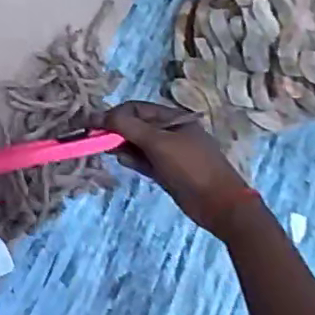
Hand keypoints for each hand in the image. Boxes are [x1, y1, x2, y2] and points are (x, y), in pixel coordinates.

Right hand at [104, 101, 254, 237]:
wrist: (221, 206)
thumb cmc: (191, 167)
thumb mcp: (158, 142)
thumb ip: (127, 126)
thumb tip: (97, 115)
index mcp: (173, 117)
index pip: (134, 108)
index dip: (113, 115)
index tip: (93, 126)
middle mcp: (169, 131)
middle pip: (134, 125)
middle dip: (115, 130)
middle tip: (96, 140)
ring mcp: (168, 151)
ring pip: (136, 143)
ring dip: (121, 145)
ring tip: (109, 151)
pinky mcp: (166, 170)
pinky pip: (142, 159)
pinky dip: (131, 158)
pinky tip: (123, 161)